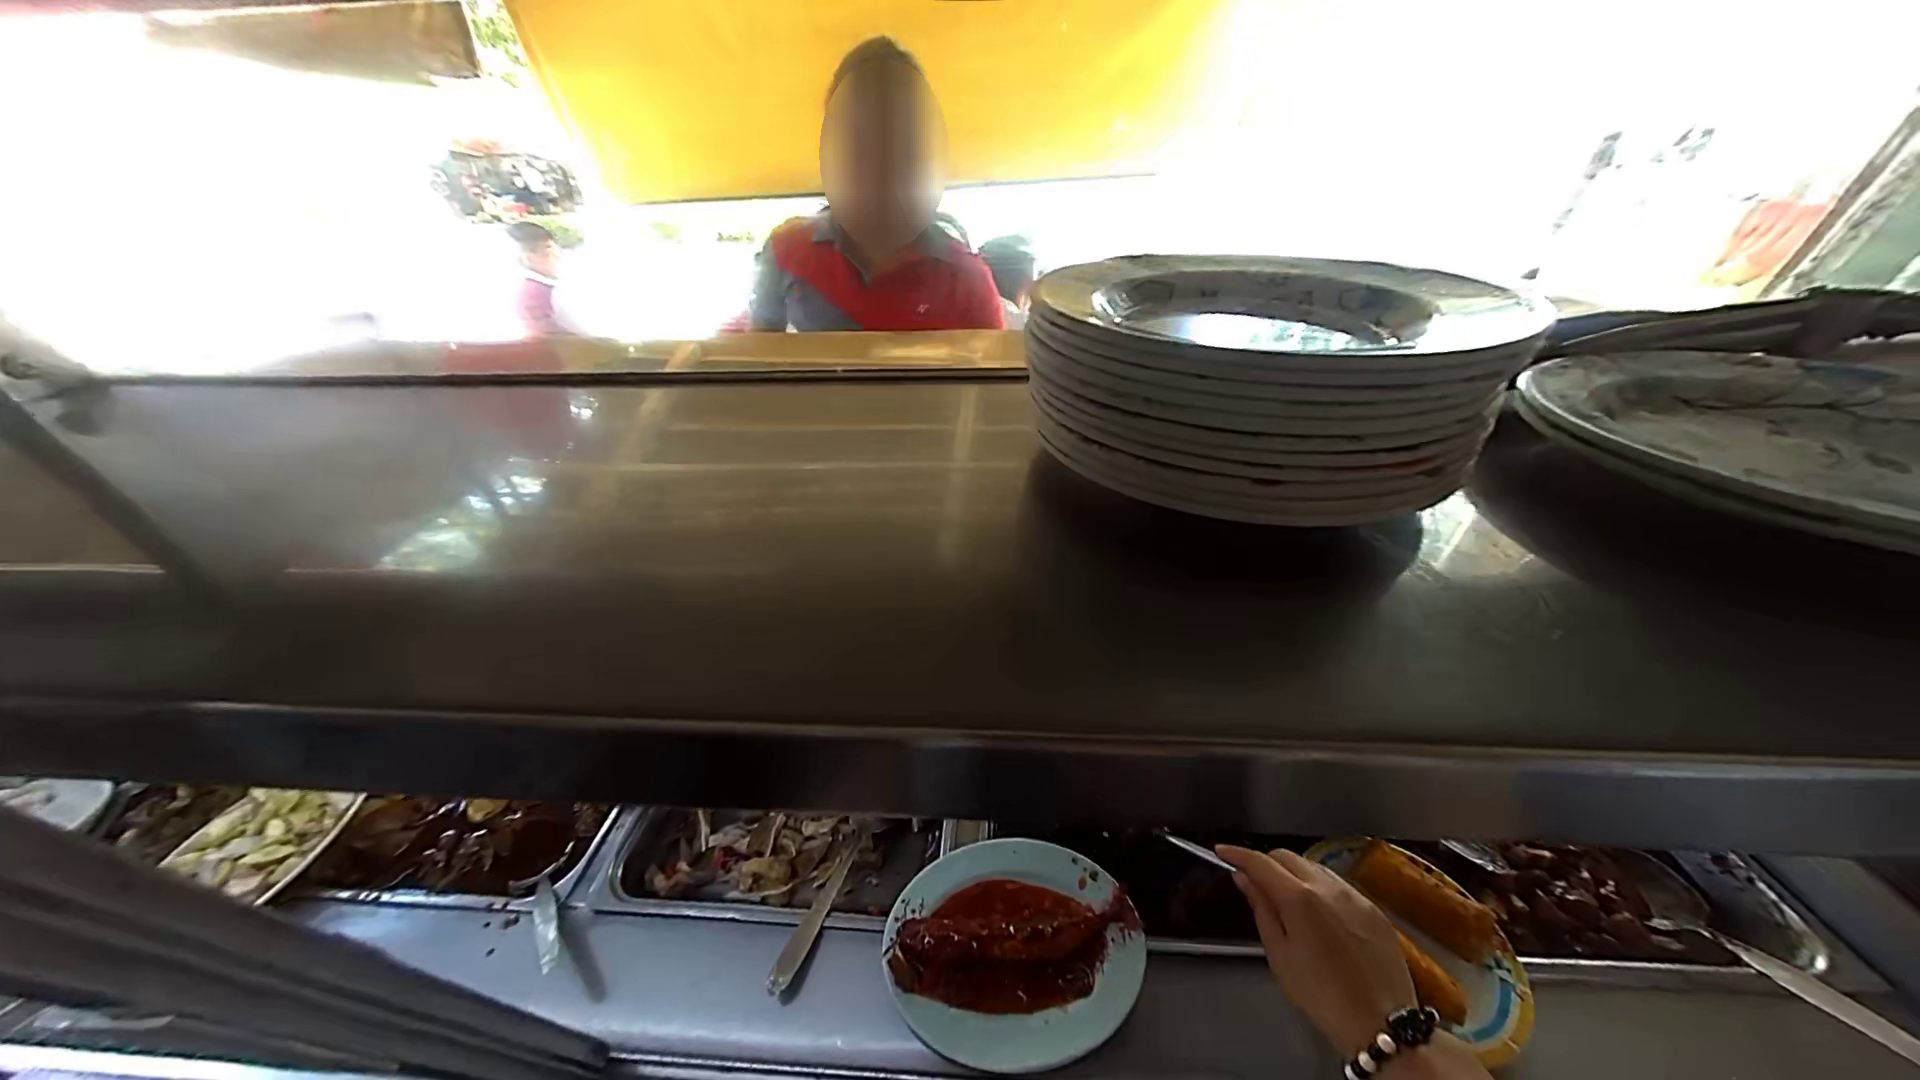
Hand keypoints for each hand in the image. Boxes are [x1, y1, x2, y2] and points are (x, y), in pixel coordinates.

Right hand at [1218, 845, 1416, 1053]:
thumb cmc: (1321, 995)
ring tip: (1288, 897)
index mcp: (1299, 898)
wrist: (1383, 1026)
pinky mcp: (1375, 910)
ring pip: (1314, 865)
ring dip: (1294, 872)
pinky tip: (1319, 912)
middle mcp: (1327, 887)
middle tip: (1255, 881)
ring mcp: (1355, 896)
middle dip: (1265, 861)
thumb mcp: (1279, 955)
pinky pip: (1339, 884)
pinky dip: (1320, 887)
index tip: (1222, 851)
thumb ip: (1261, 908)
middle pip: (1287, 855)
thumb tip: (1244, 878)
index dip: (1237, 853)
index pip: (1260, 861)